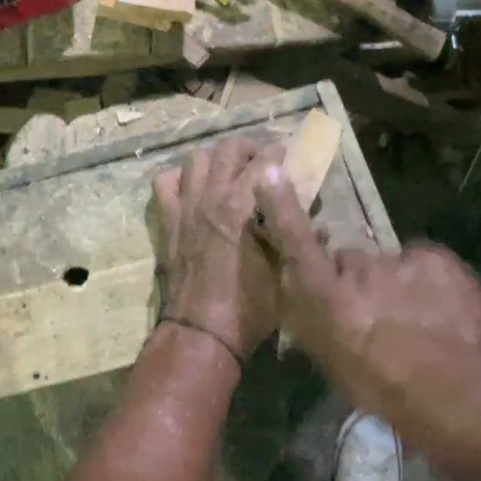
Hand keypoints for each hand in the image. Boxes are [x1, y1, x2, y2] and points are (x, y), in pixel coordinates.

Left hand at [151, 138, 280, 357]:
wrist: (202, 332)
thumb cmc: (251, 306)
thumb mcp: (285, 269)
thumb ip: (294, 234)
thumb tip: (315, 216)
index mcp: (243, 205)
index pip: (265, 161)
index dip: (280, 154)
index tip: (288, 155)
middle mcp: (212, 195)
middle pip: (228, 148)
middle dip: (248, 149)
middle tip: (260, 163)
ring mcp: (185, 204)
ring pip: (196, 158)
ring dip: (215, 161)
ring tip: (226, 174)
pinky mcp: (167, 219)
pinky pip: (165, 181)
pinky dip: (178, 178)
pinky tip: (191, 189)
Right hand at [255, 168, 480, 472]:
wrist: (478, 399)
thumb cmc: (400, 399)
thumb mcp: (343, 374)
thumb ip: (320, 330)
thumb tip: (306, 312)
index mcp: (330, 301)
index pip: (296, 244)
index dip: (281, 208)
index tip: (270, 172)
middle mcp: (360, 271)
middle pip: (348, 262)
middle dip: (356, 280)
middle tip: (377, 318)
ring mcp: (400, 260)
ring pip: (388, 266)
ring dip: (396, 287)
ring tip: (420, 325)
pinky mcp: (435, 257)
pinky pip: (422, 265)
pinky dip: (428, 284)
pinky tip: (444, 316)